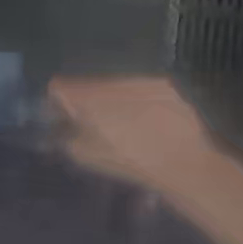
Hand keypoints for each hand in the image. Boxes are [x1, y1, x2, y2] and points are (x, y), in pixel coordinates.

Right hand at [46, 76, 226, 196]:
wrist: (185, 162)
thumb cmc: (128, 161)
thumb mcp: (85, 155)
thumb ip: (64, 136)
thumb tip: (58, 128)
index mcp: (84, 97)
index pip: (57, 87)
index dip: (57, 102)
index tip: (63, 118)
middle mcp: (108, 82)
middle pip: (86, 84)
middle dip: (87, 101)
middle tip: (95, 122)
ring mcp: (137, 80)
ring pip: (113, 85)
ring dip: (112, 99)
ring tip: (125, 121)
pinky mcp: (163, 84)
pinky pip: (139, 88)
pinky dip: (137, 100)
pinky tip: (148, 118)